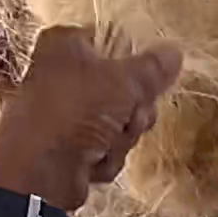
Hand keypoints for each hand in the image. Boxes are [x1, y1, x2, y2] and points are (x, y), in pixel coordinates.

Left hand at [0, 26, 182, 211]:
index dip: (135, 70)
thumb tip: (175, 51)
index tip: (146, 86)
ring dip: (121, 139)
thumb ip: (153, 69)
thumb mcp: (124, 82)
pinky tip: (93, 163)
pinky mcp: (68, 150)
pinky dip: (104, 158)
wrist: (41, 172)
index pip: (117, 46)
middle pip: (122, 91)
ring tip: (105, 145)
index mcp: (66, 44)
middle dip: (133, 113)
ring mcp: (65, 116)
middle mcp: (62, 75)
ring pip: (117, 125)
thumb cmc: (78, 111)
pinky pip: (103, 150)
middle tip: (128, 119)